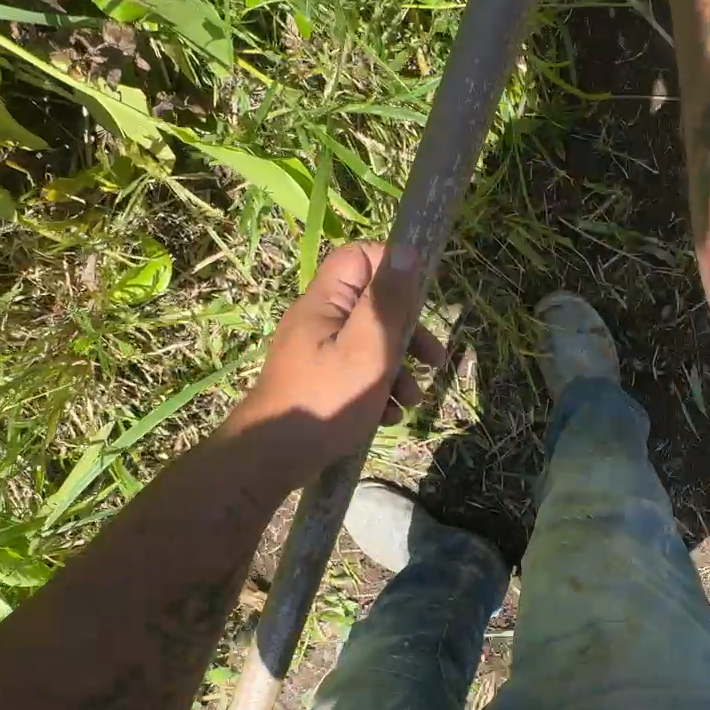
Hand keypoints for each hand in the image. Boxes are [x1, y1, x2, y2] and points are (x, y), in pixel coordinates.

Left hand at [229, 242, 446, 470]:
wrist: (274, 457)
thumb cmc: (327, 399)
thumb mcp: (368, 347)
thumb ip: (387, 301)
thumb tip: (406, 253)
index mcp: (326, 303)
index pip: (360, 258)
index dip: (393, 271)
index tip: (420, 301)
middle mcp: (318, 322)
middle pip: (372, 308)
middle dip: (408, 334)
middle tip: (434, 360)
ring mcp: (316, 355)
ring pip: (368, 347)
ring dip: (398, 371)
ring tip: (411, 401)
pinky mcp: (318, 385)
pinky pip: (355, 376)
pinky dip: (377, 393)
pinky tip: (387, 417)